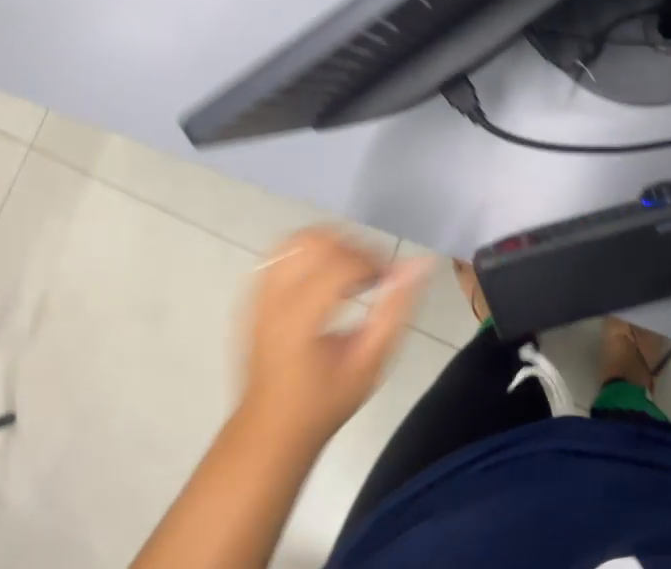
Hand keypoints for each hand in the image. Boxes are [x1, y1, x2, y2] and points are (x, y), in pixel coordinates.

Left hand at [240, 228, 429, 445]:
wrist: (270, 429)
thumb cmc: (325, 402)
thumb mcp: (369, 363)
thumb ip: (395, 310)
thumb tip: (419, 265)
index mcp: (301, 317)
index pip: (342, 263)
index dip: (374, 262)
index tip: (393, 278)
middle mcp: (274, 297)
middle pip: (314, 240)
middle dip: (351, 246)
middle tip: (373, 271)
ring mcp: (257, 295)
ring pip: (294, 241)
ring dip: (329, 246)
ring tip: (351, 272)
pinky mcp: (251, 298)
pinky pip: (280, 256)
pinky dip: (308, 255)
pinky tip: (325, 280)